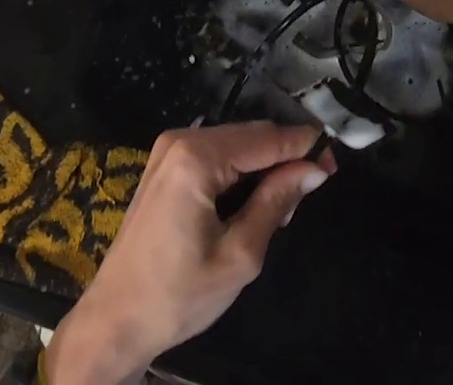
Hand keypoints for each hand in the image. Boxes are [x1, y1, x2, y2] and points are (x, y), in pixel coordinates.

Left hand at [43, 123, 331, 383]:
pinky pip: (214, 156)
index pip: (265, 138)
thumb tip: (314, 170)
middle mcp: (180, 140)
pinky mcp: (164, 166)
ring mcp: (167, 151)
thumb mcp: (241, 254)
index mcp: (196, 157)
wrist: (116, 317)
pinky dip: (240, 173)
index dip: (304, 148)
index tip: (335, 165)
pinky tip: (253, 204)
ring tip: (283, 208)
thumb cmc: (179, 293)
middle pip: (249, 135)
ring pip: (234, 144)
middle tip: (311, 193)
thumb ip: (276, 202)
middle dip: (285, 158)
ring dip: (263, 167)